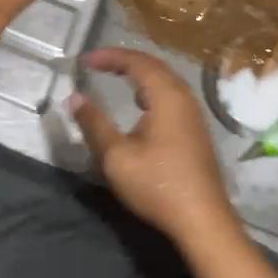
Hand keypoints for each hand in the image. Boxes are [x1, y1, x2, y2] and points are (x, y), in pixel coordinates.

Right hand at [69, 47, 239, 244]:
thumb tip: (74, 97)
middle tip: (97, 63)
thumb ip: (94, 123)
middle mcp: (185, 99)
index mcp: (167, 97)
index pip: (137, 62)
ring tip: (116, 78)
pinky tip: (141, 107)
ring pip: (166, 82)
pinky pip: (172, 97)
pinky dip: (151, 91)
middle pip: (155, 67)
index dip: (109, 56)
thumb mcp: (116, 156)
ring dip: (140, 75)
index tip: (83, 60)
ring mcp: (195, 117)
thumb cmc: (157, 185)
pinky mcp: (197, 133)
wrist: (202, 221)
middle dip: (125, 61)